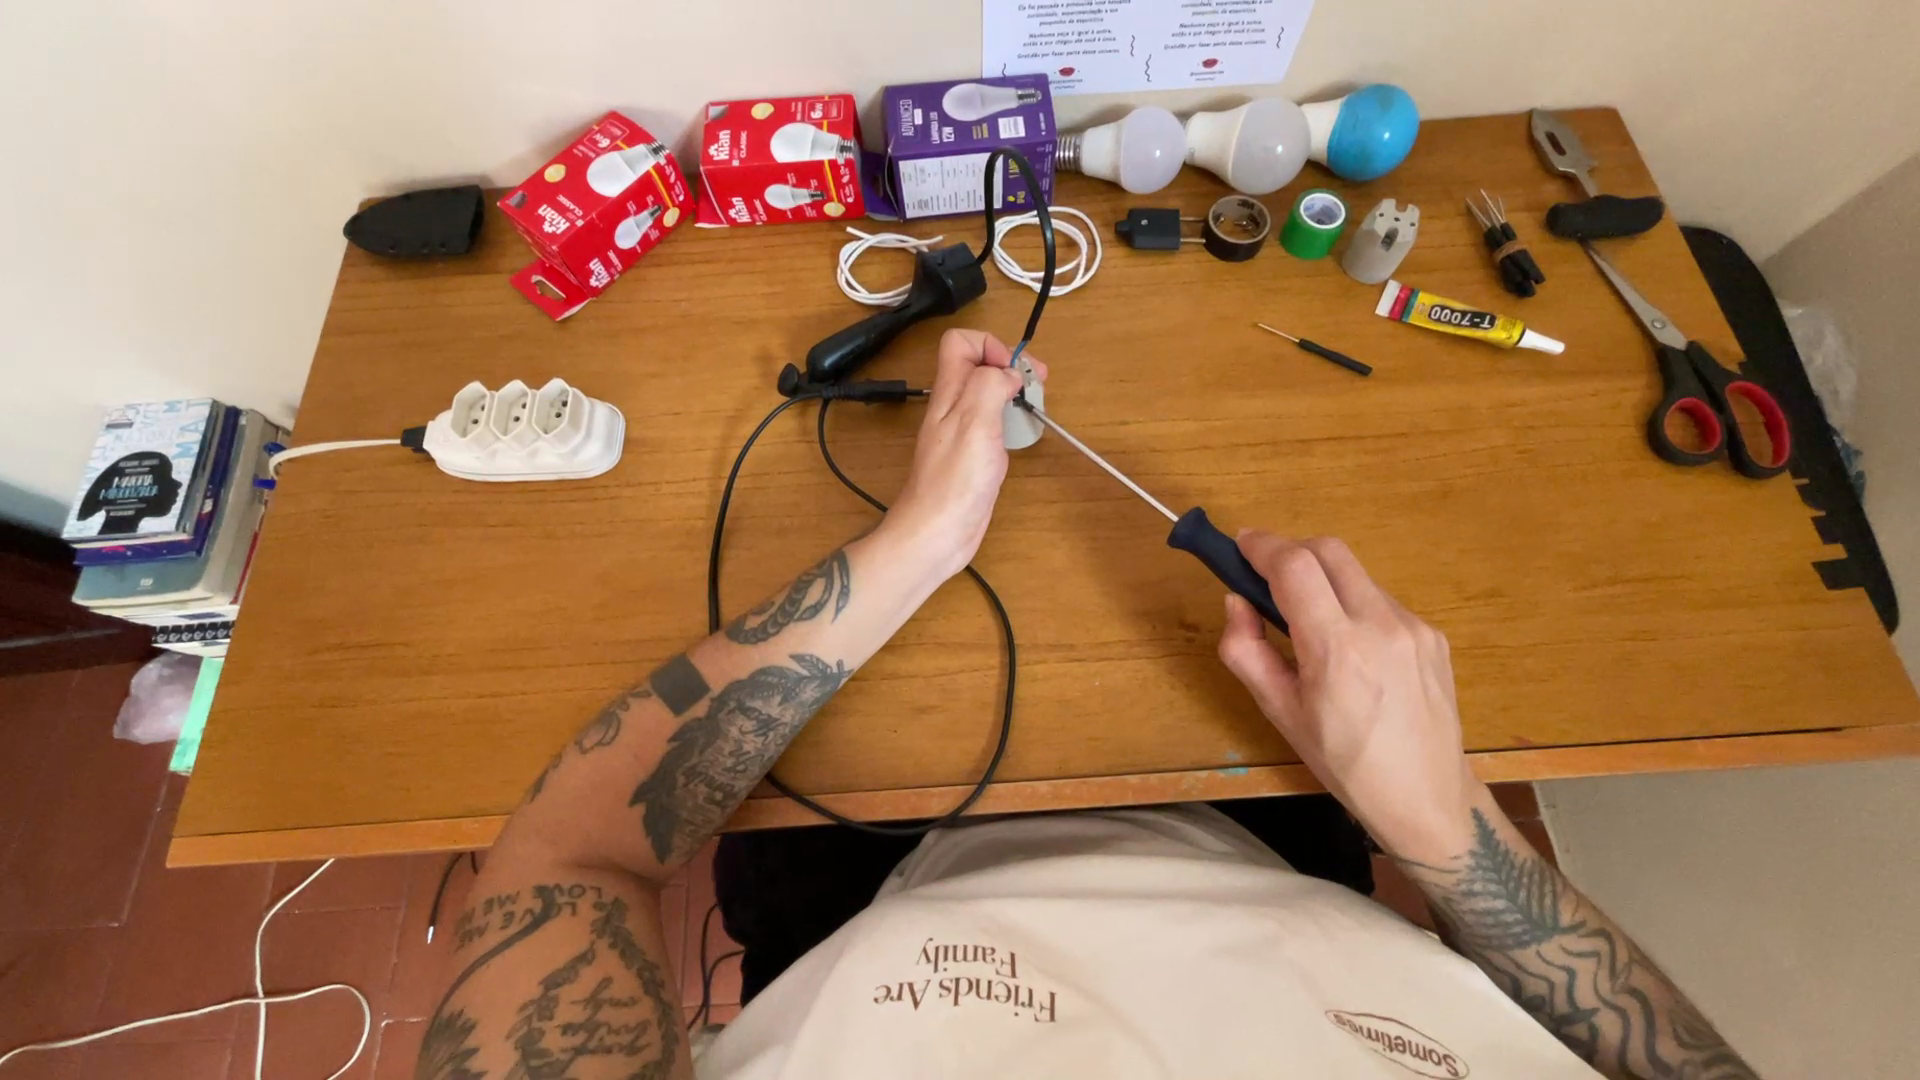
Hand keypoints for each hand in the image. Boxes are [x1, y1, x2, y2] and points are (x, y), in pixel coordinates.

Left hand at [883, 329, 1044, 580]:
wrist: (938, 534)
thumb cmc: (955, 481)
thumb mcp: (975, 421)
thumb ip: (990, 386)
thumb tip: (1008, 374)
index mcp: (948, 394)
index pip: (959, 342)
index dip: (990, 345)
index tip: (1014, 371)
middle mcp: (952, 409)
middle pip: (977, 366)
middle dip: (1009, 366)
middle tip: (1037, 383)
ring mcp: (961, 433)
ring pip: (986, 395)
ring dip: (1012, 393)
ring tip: (1034, 405)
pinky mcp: (971, 457)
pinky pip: (991, 425)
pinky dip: (1009, 422)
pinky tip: (1019, 437)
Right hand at [1215, 533, 1481, 862]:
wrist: (1426, 797)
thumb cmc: (1341, 760)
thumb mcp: (1278, 711)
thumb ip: (1245, 650)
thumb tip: (1236, 601)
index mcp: (1337, 650)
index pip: (1295, 567)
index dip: (1262, 546)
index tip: (1239, 544)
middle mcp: (1381, 626)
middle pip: (1328, 550)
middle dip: (1289, 549)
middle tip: (1264, 573)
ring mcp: (1414, 627)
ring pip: (1355, 572)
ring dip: (1320, 576)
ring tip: (1306, 617)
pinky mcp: (1432, 634)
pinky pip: (1379, 598)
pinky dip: (1349, 601)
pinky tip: (1347, 642)